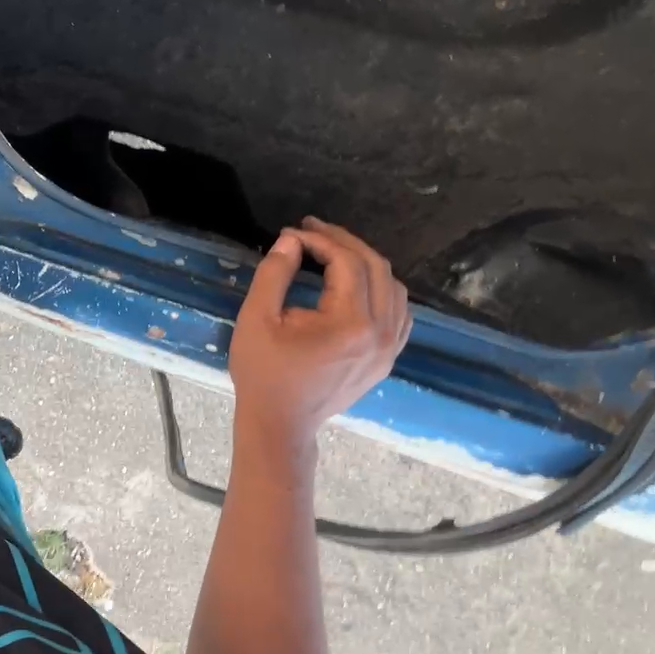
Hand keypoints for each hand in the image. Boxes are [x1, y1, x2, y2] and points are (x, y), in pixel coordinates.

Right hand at [228, 217, 411, 459]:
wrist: (280, 423)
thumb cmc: (263, 371)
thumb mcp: (256, 318)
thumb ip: (274, 274)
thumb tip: (290, 241)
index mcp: (351, 323)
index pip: (347, 263)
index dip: (320, 240)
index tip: (290, 234)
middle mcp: (381, 333)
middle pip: (377, 268)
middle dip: (344, 242)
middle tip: (311, 230)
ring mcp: (390, 348)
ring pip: (395, 289)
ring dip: (365, 263)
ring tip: (332, 253)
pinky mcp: (387, 358)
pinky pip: (399, 313)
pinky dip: (380, 289)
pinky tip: (355, 285)